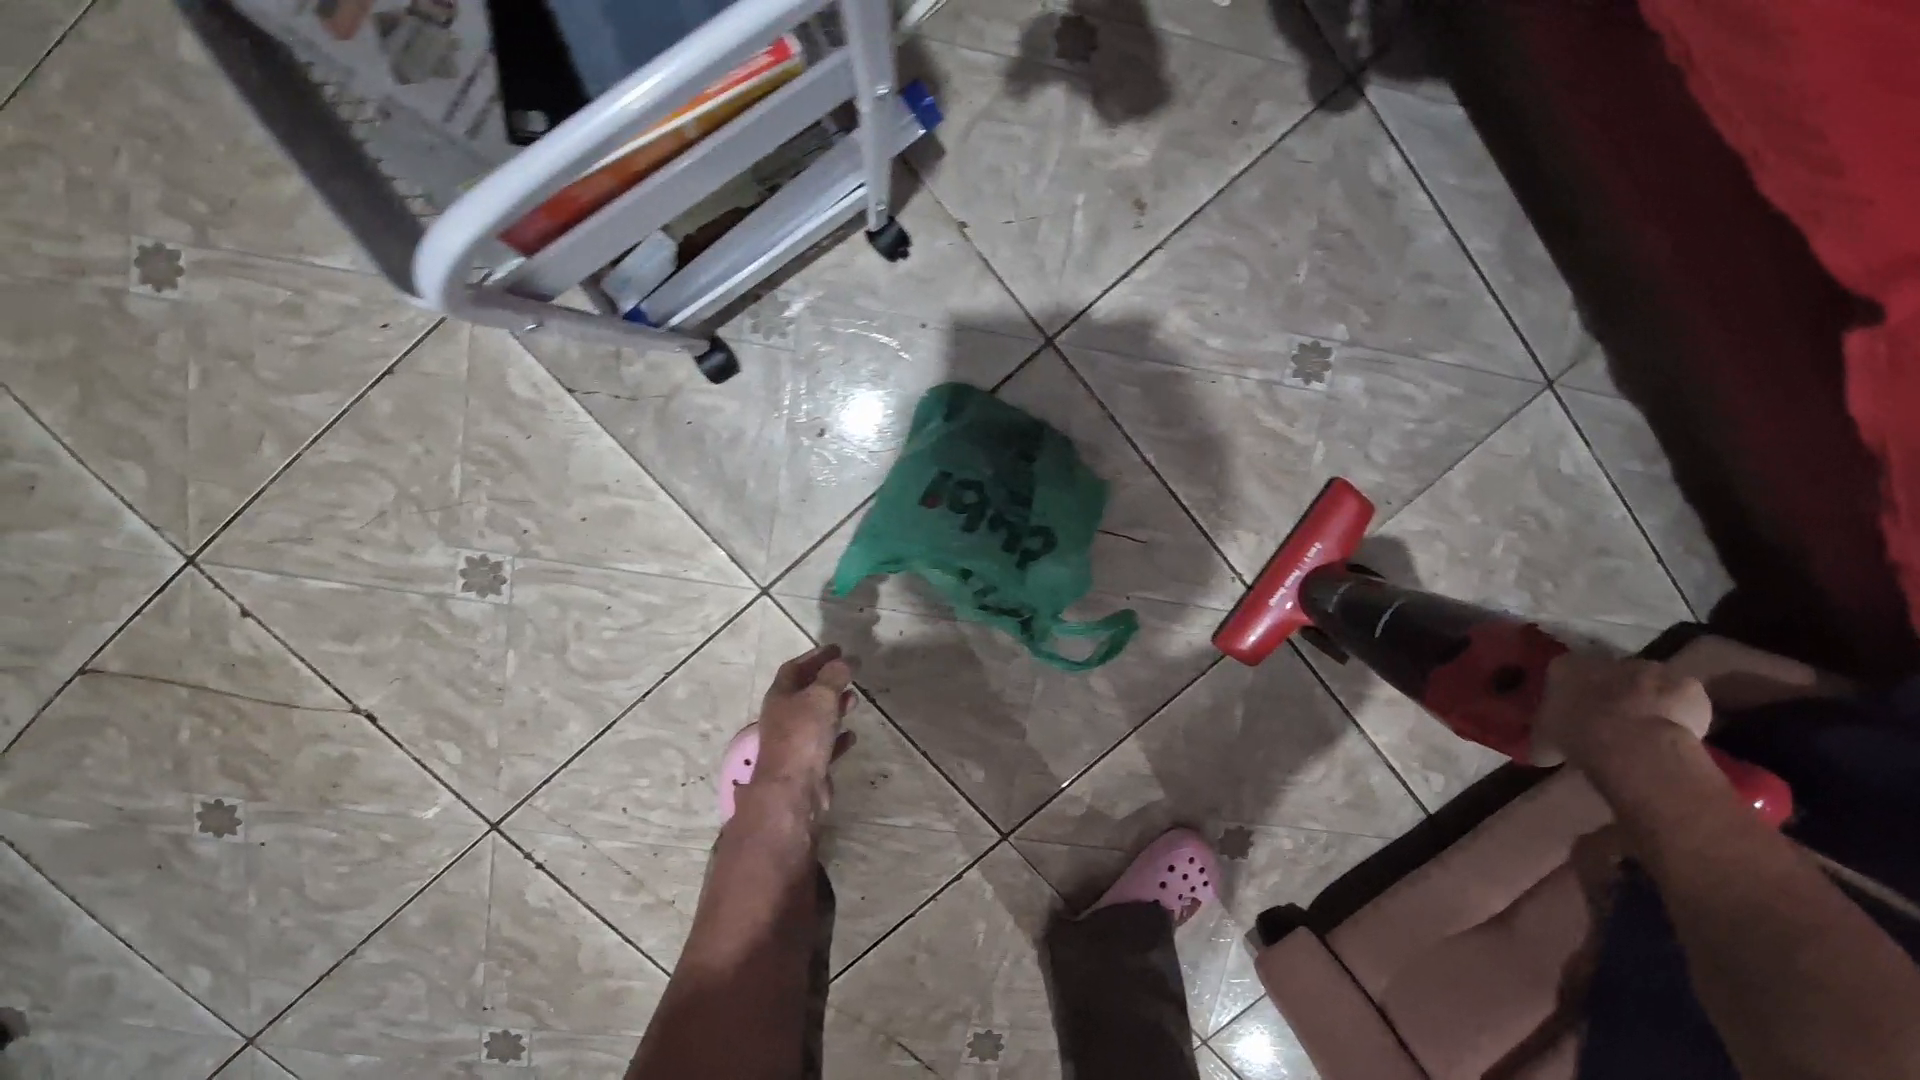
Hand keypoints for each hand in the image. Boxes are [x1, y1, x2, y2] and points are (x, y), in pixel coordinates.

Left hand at [747, 644, 855, 821]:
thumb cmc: (803, 736)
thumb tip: (847, 660)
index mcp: (780, 696)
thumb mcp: (821, 696)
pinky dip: (839, 737)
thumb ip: (835, 675)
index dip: (816, 656)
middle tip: (850, 673)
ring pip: (817, 718)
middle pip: (805, 692)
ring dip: (835, 706)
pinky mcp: (808, 764)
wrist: (793, 790)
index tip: (837, 648)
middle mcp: (783, 717)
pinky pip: (826, 745)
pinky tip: (852, 734)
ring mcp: (795, 742)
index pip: (795, 667)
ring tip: (854, 700)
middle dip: (827, 681)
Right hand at [1532, 652, 1711, 767]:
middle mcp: (1607, 660)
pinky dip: (1682, 712)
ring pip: (1648, 682)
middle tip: (1612, 722)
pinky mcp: (1686, 685)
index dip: (1572, 693)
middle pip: (1609, 673)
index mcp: (1565, 667)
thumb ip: (1545, 741)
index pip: (1564, 672)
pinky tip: (1677, 733)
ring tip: (1646, 730)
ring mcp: (1650, 669)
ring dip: (1647, 699)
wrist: (1630, 743)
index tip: (1576, 713)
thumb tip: (1543, 753)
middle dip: (1611, 692)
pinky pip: (1683, 697)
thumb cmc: (1576, 736)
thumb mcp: (1545, 743)